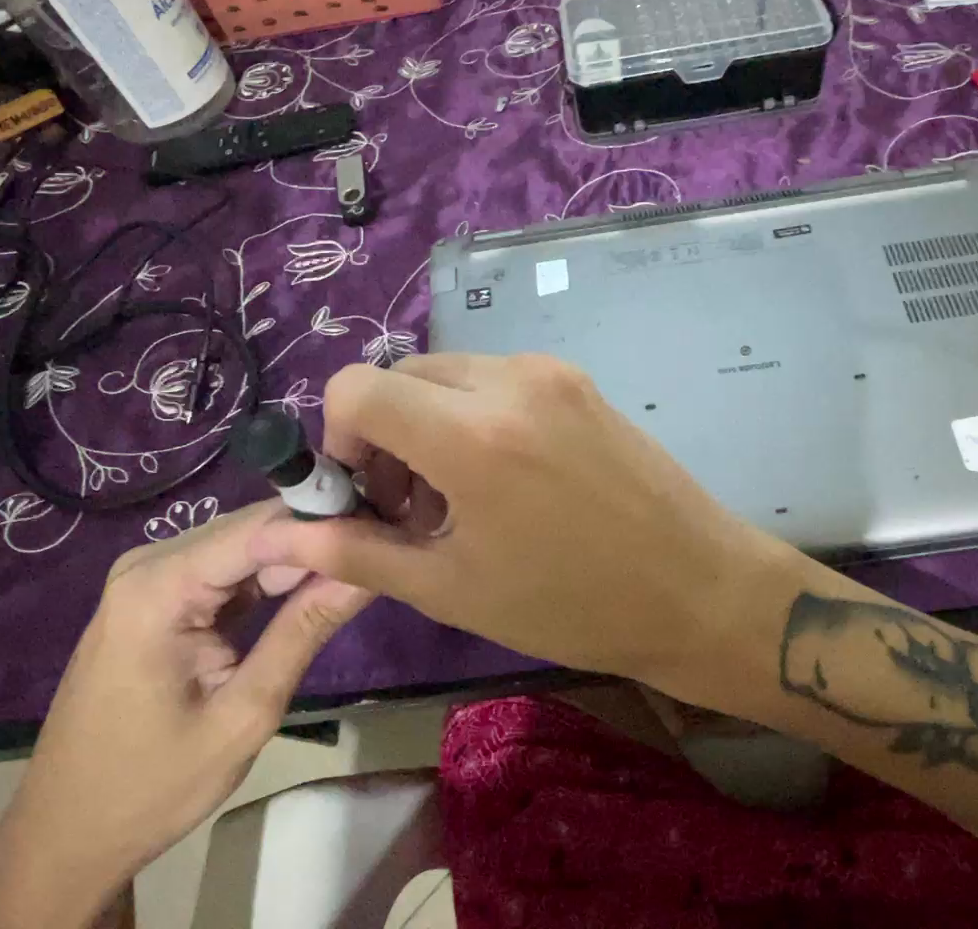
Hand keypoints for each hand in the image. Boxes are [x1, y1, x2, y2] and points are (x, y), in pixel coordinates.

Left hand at [0, 501, 373, 928]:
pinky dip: (278, 577)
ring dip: (306, 555)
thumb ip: (306, 630)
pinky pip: (233, 569)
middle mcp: (150, 564)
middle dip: (323, 535)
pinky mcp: (161, 596)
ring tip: (368, 564)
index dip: (331, 521)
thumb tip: (371, 570)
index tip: (393, 529)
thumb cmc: (154, 784)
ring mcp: (151, 577)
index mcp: (158, 587)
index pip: (264, 526)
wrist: (68, 833)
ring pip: (251, 544)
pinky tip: (321, 585)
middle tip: (389, 551)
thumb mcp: (246, 712)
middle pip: (257, 527)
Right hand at [246, 354, 818, 700]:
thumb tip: (280, 536)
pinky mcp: (581, 381)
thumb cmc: (572, 605)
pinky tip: (504, 478)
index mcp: (471, 432)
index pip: (357, 387)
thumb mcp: (452, 589)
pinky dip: (475, 416)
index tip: (364, 493)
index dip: (339, 438)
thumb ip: (358, 551)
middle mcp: (510, 380)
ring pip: (451, 375)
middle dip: (383, 433)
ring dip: (429, 424)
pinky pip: (499, 381)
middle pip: (402, 376)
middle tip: (409, 505)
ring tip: (459, 499)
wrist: (697, 589)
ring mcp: (552, 373)